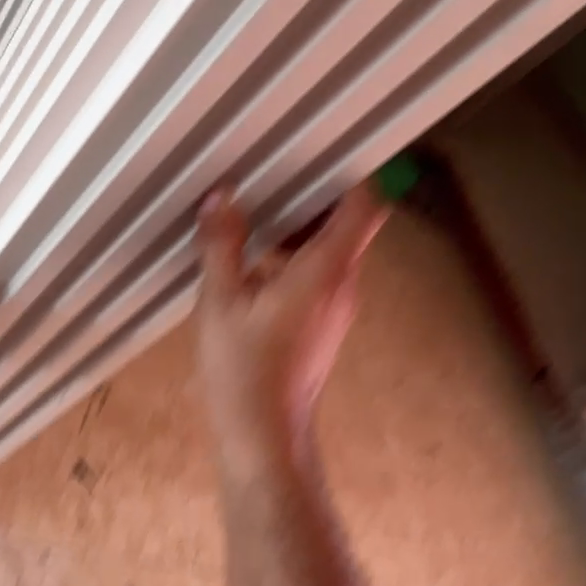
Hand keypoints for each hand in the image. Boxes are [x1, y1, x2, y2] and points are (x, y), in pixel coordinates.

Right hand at [193, 184, 386, 460]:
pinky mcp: (322, 325)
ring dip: (300, 229)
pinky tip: (251, 265)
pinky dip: (294, 258)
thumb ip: (222, 243)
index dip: (352, 174)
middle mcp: (344, 283)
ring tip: (254, 215)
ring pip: (333, 251)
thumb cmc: (242, 365)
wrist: (263, 432)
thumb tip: (223, 194)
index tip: (320, 152)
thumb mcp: (220, 299)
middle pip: (350, 225)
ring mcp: (336, 307)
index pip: (365, 206)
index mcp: (327, 270)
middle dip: (314, 197)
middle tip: (271, 175)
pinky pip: (319, 275)